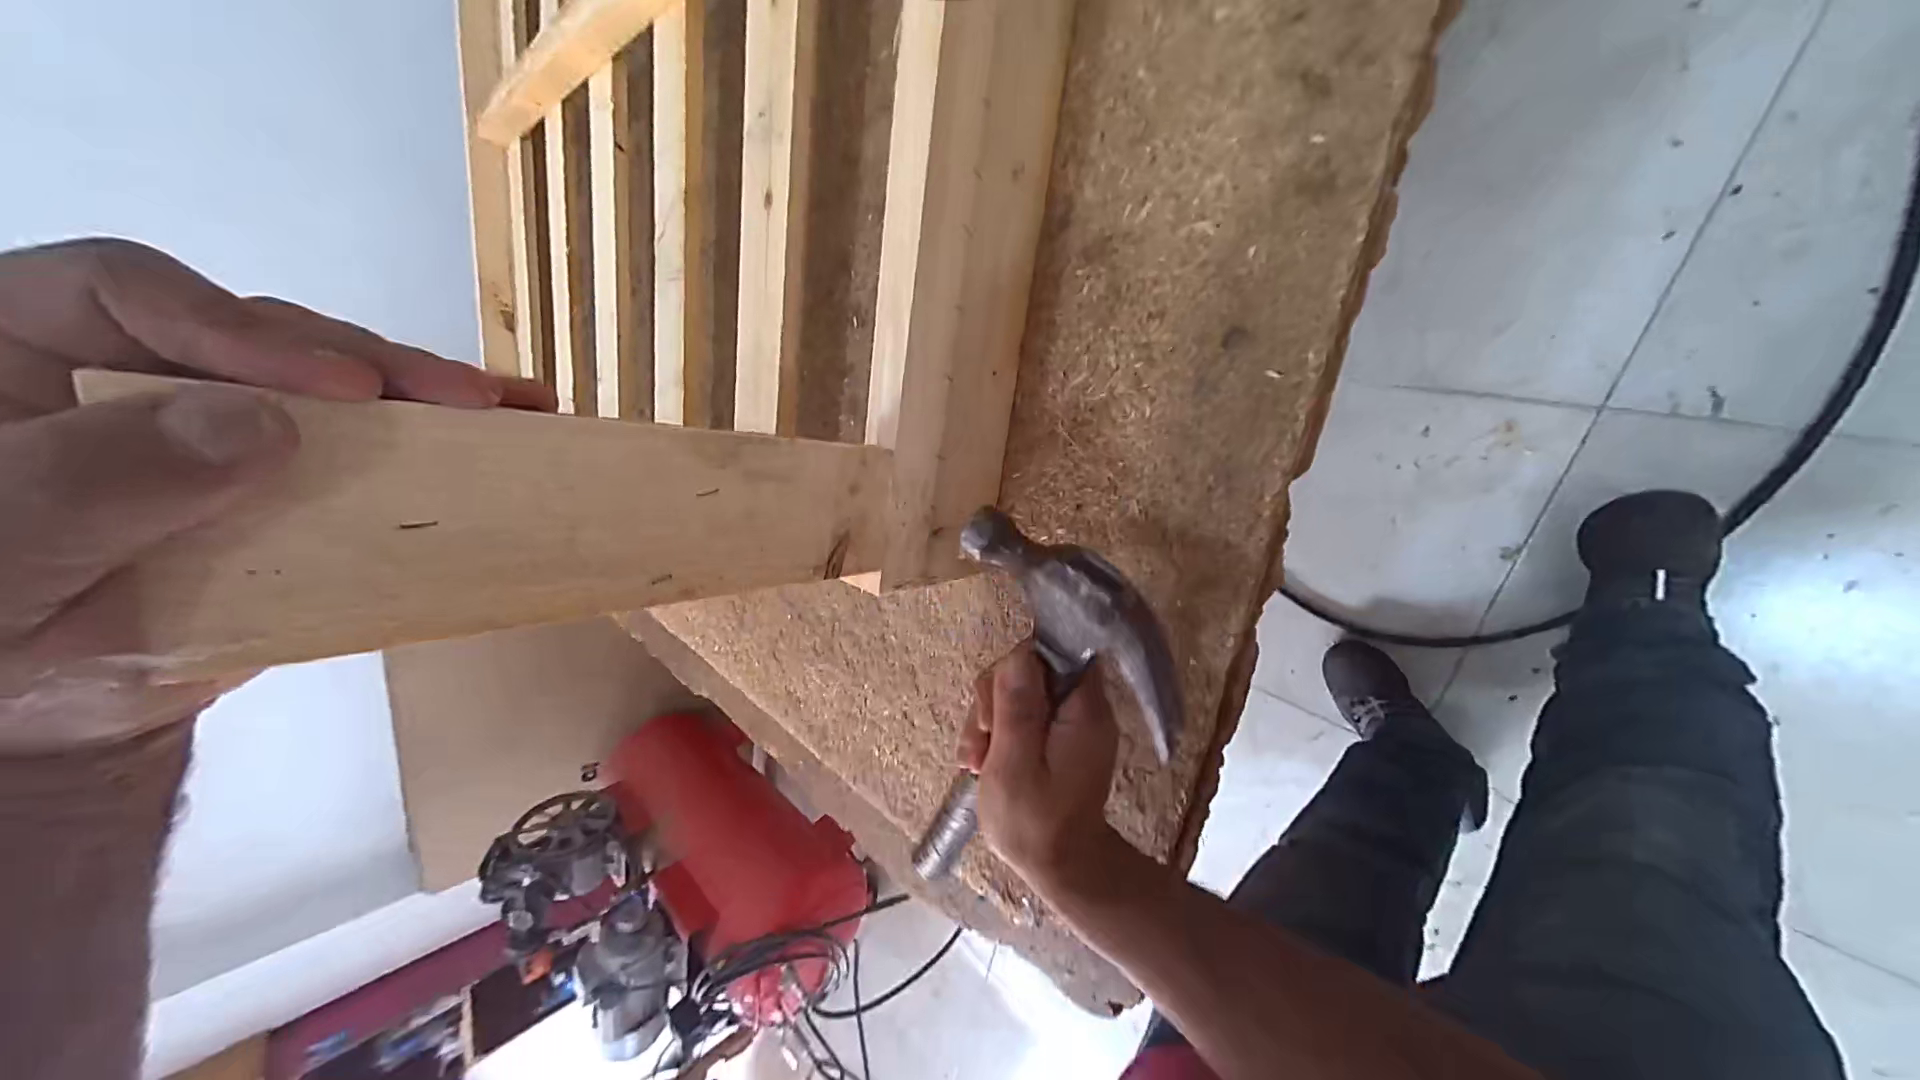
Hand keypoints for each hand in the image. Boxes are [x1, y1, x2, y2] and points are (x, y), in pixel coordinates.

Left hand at [0, 238, 555, 752]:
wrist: (58, 713)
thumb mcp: (2, 559)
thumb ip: (91, 484)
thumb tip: (257, 421)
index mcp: (28, 358)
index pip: (127, 295)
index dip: (243, 329)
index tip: (342, 388)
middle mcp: (147, 375)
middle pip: (274, 336)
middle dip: (382, 366)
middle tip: (469, 397)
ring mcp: (243, 428)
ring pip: (344, 387)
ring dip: (437, 396)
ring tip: (520, 408)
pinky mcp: (311, 478)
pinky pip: (381, 448)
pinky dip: (450, 442)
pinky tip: (512, 431)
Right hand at [958, 642, 1120, 891]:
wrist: (1061, 867)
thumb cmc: (1035, 826)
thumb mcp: (1015, 767)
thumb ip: (1017, 709)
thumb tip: (1018, 654)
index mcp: (1083, 710)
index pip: (1051, 652)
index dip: (1016, 667)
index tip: (996, 707)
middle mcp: (1082, 706)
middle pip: (1028, 669)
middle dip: (994, 699)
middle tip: (981, 743)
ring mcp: (1068, 720)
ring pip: (1016, 690)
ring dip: (988, 720)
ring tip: (976, 761)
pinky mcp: (1055, 734)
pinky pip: (1020, 713)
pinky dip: (996, 732)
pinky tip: (982, 762)